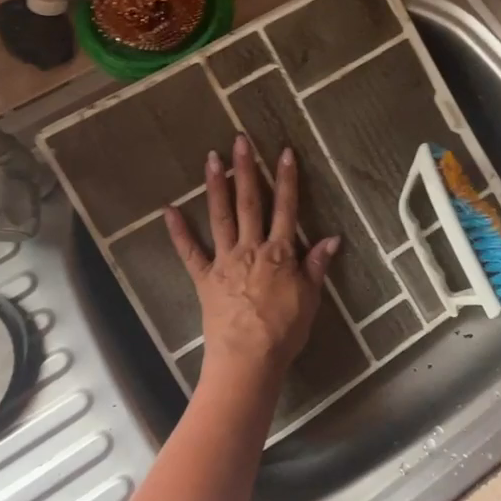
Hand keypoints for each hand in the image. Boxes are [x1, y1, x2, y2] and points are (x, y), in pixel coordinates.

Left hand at [164, 134, 339, 385]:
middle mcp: (251, 248)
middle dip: (246, 169)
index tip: (284, 152)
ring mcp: (224, 261)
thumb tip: (332, 238)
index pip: (286, 208)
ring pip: (220, 217)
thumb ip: (316, 266)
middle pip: (249, 203)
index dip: (286, 178)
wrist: (248, 360)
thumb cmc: (284, 331)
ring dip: (216, 186)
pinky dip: (178, 231)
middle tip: (240, 141)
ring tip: (211, 158)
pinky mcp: (204, 278)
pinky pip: (190, 252)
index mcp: (280, 253)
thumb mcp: (310, 299)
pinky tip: (168, 209)